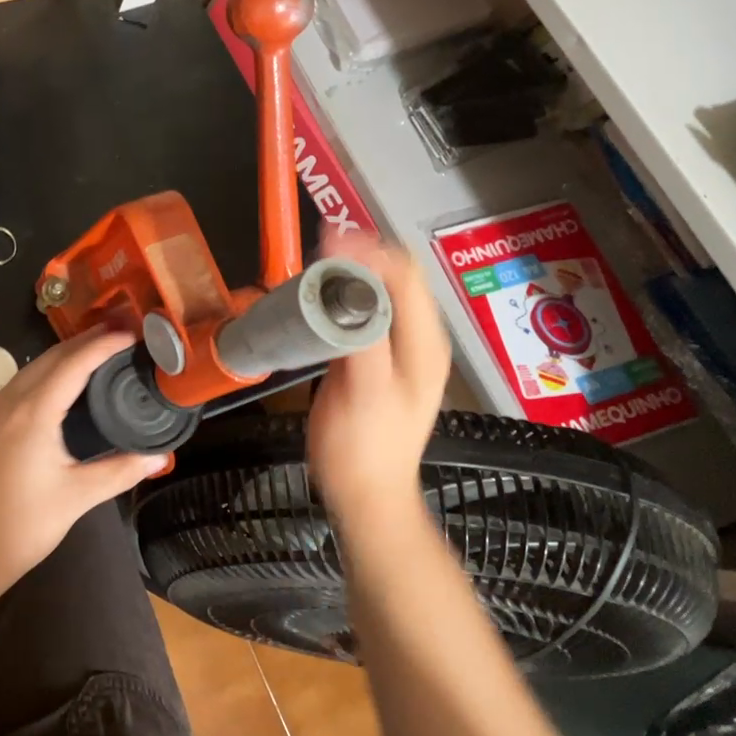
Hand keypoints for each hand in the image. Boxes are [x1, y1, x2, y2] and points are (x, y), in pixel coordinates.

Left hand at [0, 328, 167, 591]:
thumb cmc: (24, 523)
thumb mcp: (77, 496)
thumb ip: (119, 471)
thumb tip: (160, 457)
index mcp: (32, 412)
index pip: (73, 364)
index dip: (103, 344)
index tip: (132, 332)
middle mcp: (9, 401)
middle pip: (51, 358)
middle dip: (85, 341)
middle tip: (121, 334)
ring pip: (32, 368)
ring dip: (65, 355)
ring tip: (99, 352)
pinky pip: (21, 383)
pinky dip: (47, 372)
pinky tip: (64, 383)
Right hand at [307, 233, 451, 521]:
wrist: (365, 495)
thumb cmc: (364, 448)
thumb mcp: (362, 392)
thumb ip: (359, 336)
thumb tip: (346, 284)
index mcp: (422, 344)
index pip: (404, 275)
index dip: (369, 250)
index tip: (326, 240)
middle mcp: (417, 339)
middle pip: (395, 276)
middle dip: (359, 254)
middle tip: (316, 248)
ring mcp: (397, 349)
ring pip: (379, 291)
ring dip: (350, 272)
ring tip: (313, 264)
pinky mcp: (374, 358)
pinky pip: (363, 311)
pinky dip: (341, 295)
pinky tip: (316, 296)